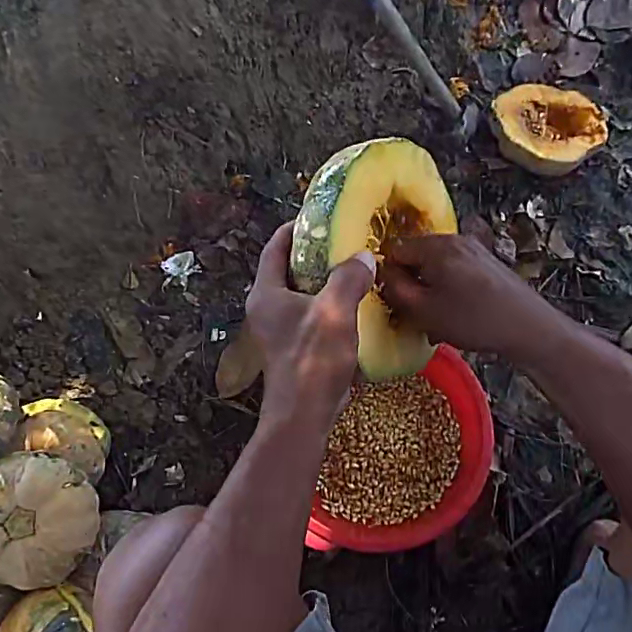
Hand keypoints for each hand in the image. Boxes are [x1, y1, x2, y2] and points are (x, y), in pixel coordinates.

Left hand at [245, 222, 374, 428]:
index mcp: (266, 293)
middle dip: (315, 253)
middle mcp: (267, 308)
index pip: (275, 247)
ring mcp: (280, 329)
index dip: (295, 228)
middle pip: (289, 268)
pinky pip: (313, 314)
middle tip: (345, 241)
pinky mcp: (296, 347)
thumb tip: (364, 257)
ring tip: (355, 268)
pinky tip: (356, 303)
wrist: (304, 413)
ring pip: (303, 293)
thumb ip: (348, 278)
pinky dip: (330, 304)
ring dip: (325, 280)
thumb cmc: (313, 360)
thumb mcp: (335, 312)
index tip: (320, 217)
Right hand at [379, 234, 572, 361]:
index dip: (387, 274)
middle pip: (416, 256)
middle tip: (414, 314)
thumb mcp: (423, 309)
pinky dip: (447, 290)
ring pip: (435, 267)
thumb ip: (394, 288)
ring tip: (436, 319)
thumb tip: (379, 272)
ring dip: (429, 290)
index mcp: (436, 246)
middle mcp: (454, 239)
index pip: (394, 249)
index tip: (392, 300)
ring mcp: (473, 249)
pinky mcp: (486, 263)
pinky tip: (456, 315)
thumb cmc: (472, 320)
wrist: (528, 327)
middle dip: (410, 283)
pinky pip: (454, 272)